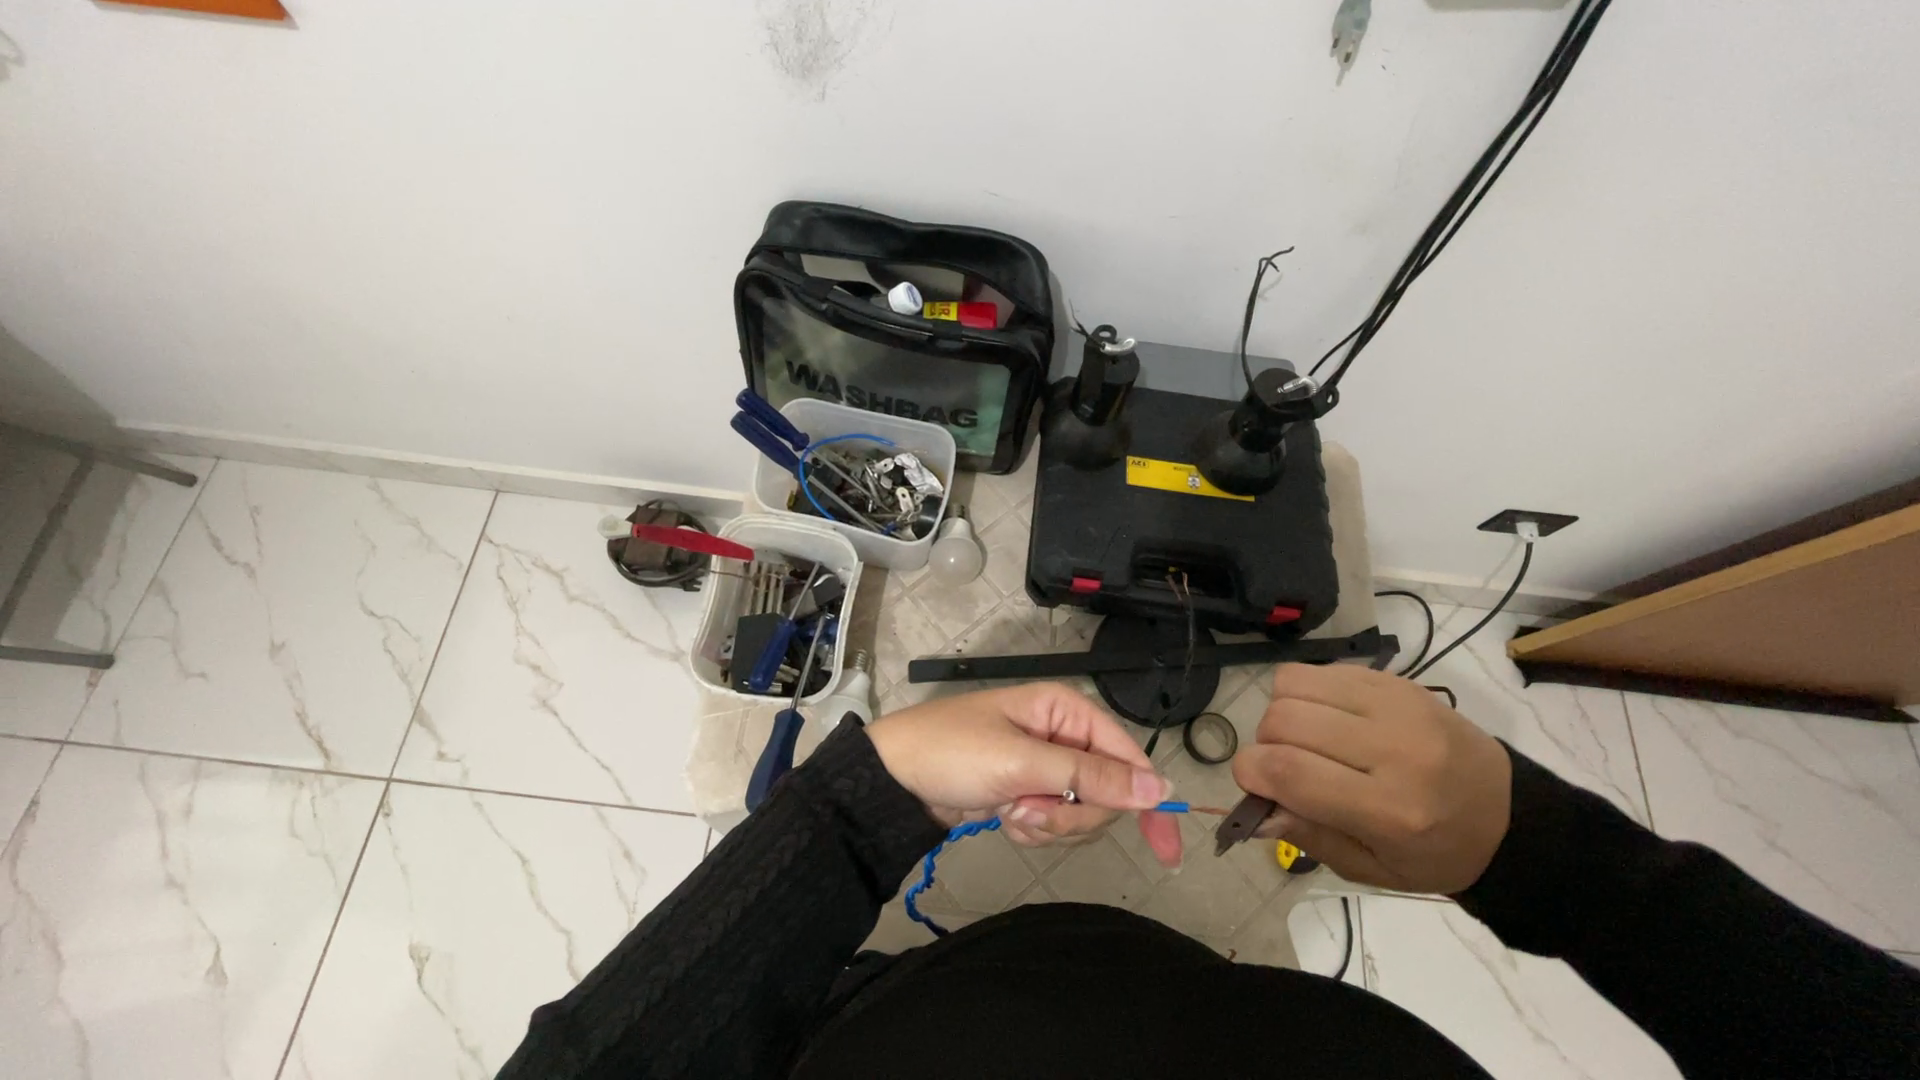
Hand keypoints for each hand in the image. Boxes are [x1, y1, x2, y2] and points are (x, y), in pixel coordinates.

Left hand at [866, 682, 1182, 866]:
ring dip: (1048, 821)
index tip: (1165, 847)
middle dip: (1071, 810)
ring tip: (1009, 809)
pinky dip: (1032, 827)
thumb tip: (1161, 788)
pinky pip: (1054, 820)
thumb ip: (1091, 775)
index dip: (1145, 797)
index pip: (1125, 753)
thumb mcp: (1021, 762)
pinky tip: (1003, 816)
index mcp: (1064, 710)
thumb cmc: (953, 753)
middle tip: (1031, 809)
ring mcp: (1044, 766)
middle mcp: (1062, 734)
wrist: (892, 781)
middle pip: (1106, 789)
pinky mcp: (1028, 792)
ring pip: (1081, 810)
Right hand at [1231, 663, 1512, 894]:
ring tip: (1306, 738)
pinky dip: (1307, 693)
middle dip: (1264, 744)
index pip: (1289, 770)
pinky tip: (1328, 718)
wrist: (1508, 815)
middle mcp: (1395, 749)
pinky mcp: (1398, 682)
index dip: (1250, 771)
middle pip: (1283, 719)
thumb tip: (1256, 806)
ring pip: (1293, 684)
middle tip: (1283, 765)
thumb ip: (1308, 836)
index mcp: (1390, 810)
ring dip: (1282, 712)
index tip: (1252, 783)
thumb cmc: (1434, 853)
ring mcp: (1398, 706)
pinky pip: (1321, 669)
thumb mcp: (1371, 869)